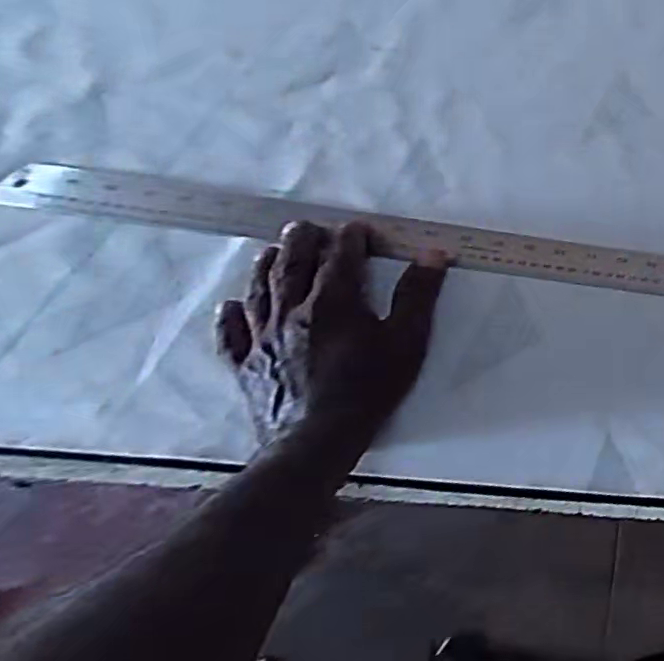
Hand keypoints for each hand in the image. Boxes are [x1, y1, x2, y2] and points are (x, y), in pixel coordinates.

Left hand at [216, 221, 447, 451]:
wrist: (316, 439)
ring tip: (269, 251)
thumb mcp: (409, 337)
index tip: (357, 227)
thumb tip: (433, 254)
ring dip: (265, 268)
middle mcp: (293, 314)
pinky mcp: (247, 366)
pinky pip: (233, 335)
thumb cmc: (372, 385)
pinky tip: (230, 305)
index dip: (349, 240)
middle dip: (300, 243)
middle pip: (292, 269)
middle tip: (303, 225)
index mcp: (334, 303)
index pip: (340, 260)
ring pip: (260, 294)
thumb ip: (418, 293)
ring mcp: (263, 340)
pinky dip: (231, 317)